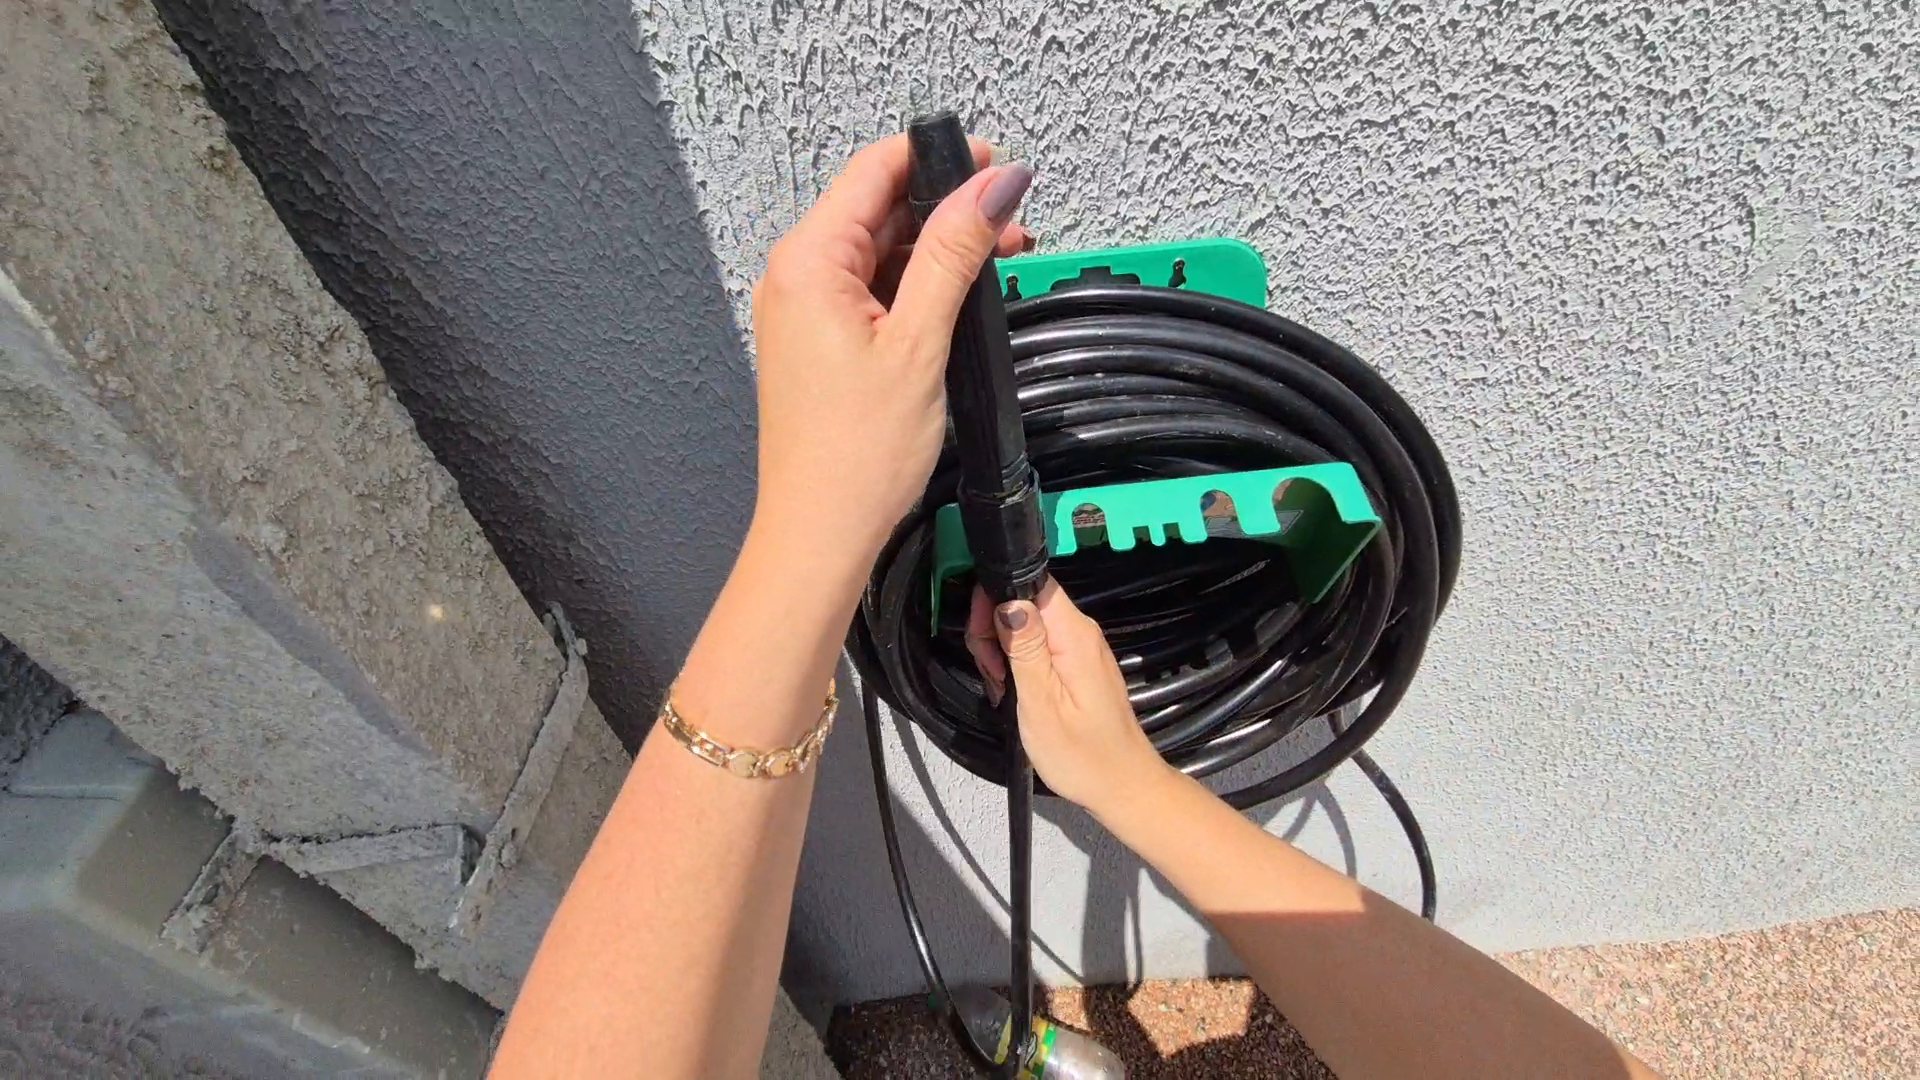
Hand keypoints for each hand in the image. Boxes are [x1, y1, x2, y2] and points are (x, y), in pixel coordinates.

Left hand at [749, 135, 1033, 564]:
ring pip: (879, 256)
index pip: (874, 172)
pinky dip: (913, 291)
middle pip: (879, 212)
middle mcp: (797, 279)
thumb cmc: (859, 454)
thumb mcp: (919, 342)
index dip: (938, 158)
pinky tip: (954, 301)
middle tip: (1010, 225)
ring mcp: (806, 314)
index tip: (993, 164)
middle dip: (946, 211)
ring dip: (936, 254)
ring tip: (995, 265)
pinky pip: (870, 295)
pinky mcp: (820, 345)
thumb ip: (953, 255)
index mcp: (809, 263)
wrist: (822, 531)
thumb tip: (991, 186)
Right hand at [965, 579, 1170, 811]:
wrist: (1121, 787)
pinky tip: (1014, 690)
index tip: (983, 635)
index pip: (1032, 582)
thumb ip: (1024, 648)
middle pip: (1024, 601)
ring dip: (1003, 650)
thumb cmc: (1081, 754)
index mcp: (1073, 634)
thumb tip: (1009, 600)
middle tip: (992, 673)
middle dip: (994, 629)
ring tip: (1002, 688)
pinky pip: (1038, 643)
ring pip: (1027, 622)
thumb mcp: (1041, 704)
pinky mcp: (1076, 661)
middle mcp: (1080, 630)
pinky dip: (1018, 662)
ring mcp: (1079, 646)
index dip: (998, 596)